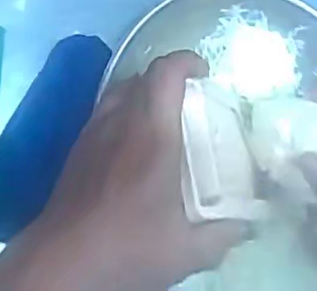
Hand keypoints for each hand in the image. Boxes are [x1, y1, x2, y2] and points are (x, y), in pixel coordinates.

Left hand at [0, 50, 249, 290]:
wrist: (67, 254)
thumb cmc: (130, 245)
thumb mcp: (186, 249)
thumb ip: (222, 233)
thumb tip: (249, 223)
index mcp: (153, 131)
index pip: (166, 72)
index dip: (186, 61)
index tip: (204, 71)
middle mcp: (122, 117)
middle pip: (145, 75)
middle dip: (170, 76)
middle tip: (191, 97)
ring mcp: (96, 125)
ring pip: (123, 86)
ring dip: (146, 88)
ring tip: (163, 113)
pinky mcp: (81, 140)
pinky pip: (107, 105)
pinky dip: (126, 106)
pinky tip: (133, 137)